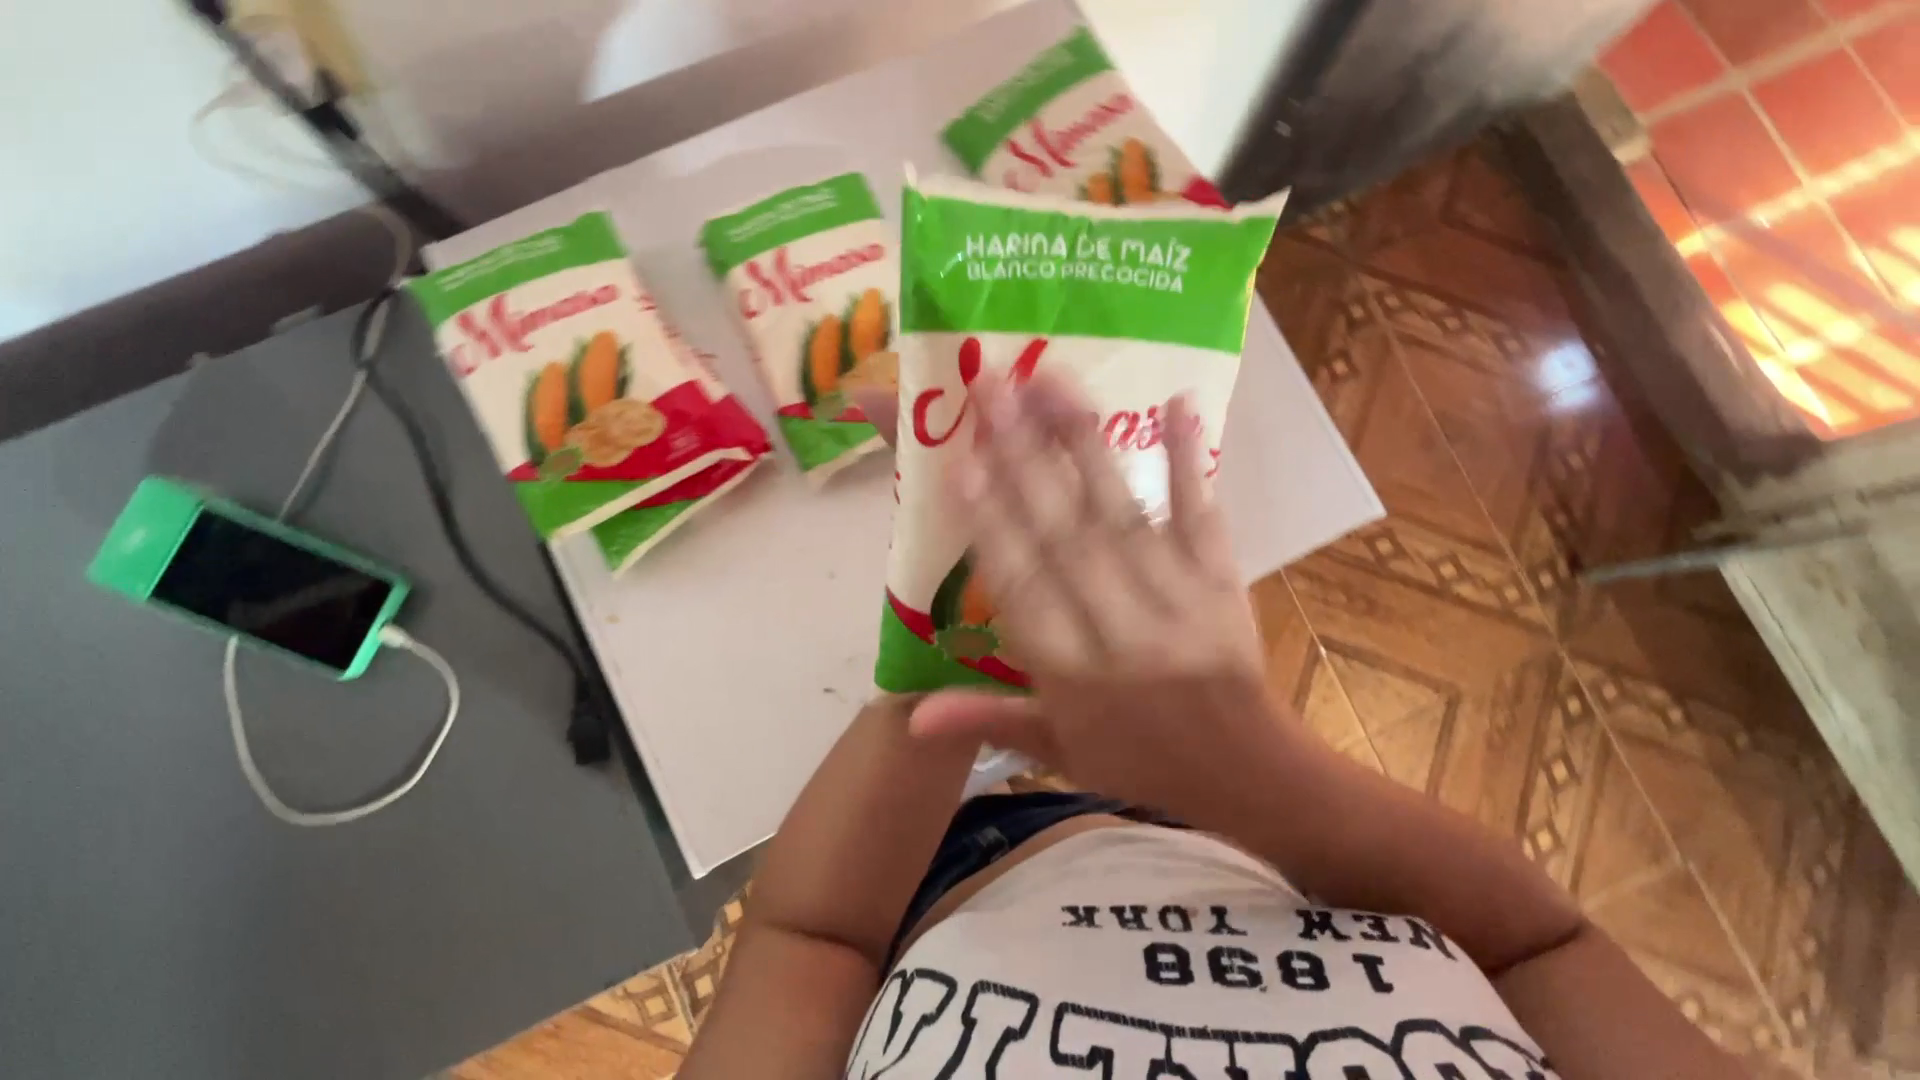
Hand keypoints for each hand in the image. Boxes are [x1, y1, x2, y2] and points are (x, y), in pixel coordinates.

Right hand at [862, 370, 1292, 819]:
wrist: (1245, 770)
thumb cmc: (1138, 757)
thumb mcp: (1057, 750)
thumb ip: (985, 719)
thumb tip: (908, 716)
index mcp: (1070, 670)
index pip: (1022, 585)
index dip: (991, 522)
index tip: (961, 460)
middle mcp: (1116, 624)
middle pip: (1065, 533)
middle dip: (1024, 456)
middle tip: (992, 384)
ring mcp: (1173, 594)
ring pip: (1121, 512)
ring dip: (1084, 443)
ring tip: (1052, 376)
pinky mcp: (1220, 578)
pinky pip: (1202, 515)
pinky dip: (1189, 460)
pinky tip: (1179, 401)